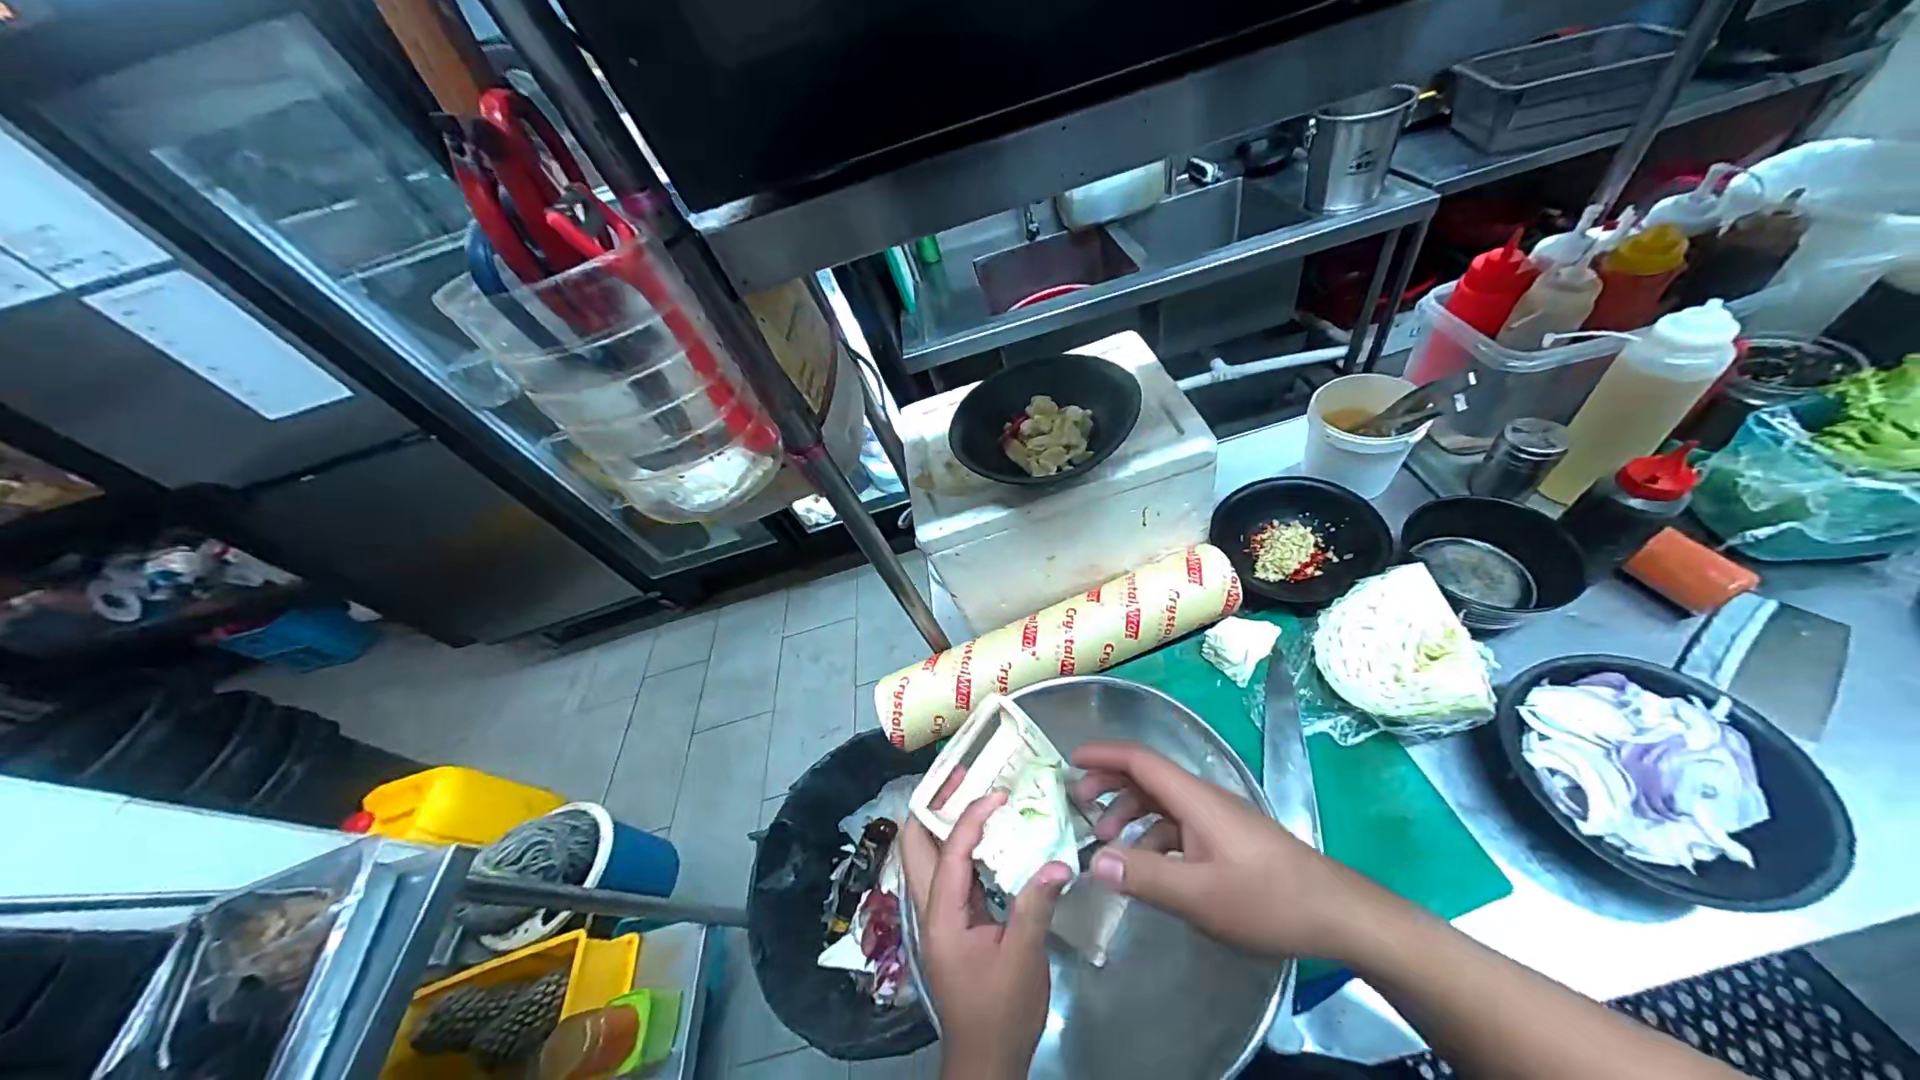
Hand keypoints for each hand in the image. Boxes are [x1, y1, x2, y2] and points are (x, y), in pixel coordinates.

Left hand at [902, 787, 1070, 1079]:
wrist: (985, 1060)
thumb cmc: (1001, 1011)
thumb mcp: (1024, 959)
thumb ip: (1036, 906)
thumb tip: (1059, 864)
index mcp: (941, 915)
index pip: (949, 851)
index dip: (971, 817)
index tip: (997, 793)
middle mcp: (929, 908)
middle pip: (914, 845)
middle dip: (932, 806)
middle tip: (961, 778)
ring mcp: (938, 915)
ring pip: (926, 856)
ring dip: (944, 823)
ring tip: (972, 796)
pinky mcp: (952, 923)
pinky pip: (948, 873)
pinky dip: (961, 847)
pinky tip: (987, 838)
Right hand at [1071, 740, 1384, 963]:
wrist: (1337, 914)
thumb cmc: (1267, 898)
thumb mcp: (1199, 894)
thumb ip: (1144, 875)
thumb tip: (1093, 861)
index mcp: (1194, 798)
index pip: (1140, 760)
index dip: (1103, 755)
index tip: (1070, 761)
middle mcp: (1203, 799)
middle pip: (1147, 777)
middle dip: (1109, 783)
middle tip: (1079, 803)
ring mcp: (1217, 819)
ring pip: (1161, 803)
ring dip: (1130, 813)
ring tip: (1107, 840)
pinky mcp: (1226, 840)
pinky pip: (1177, 826)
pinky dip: (1152, 836)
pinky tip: (1145, 865)